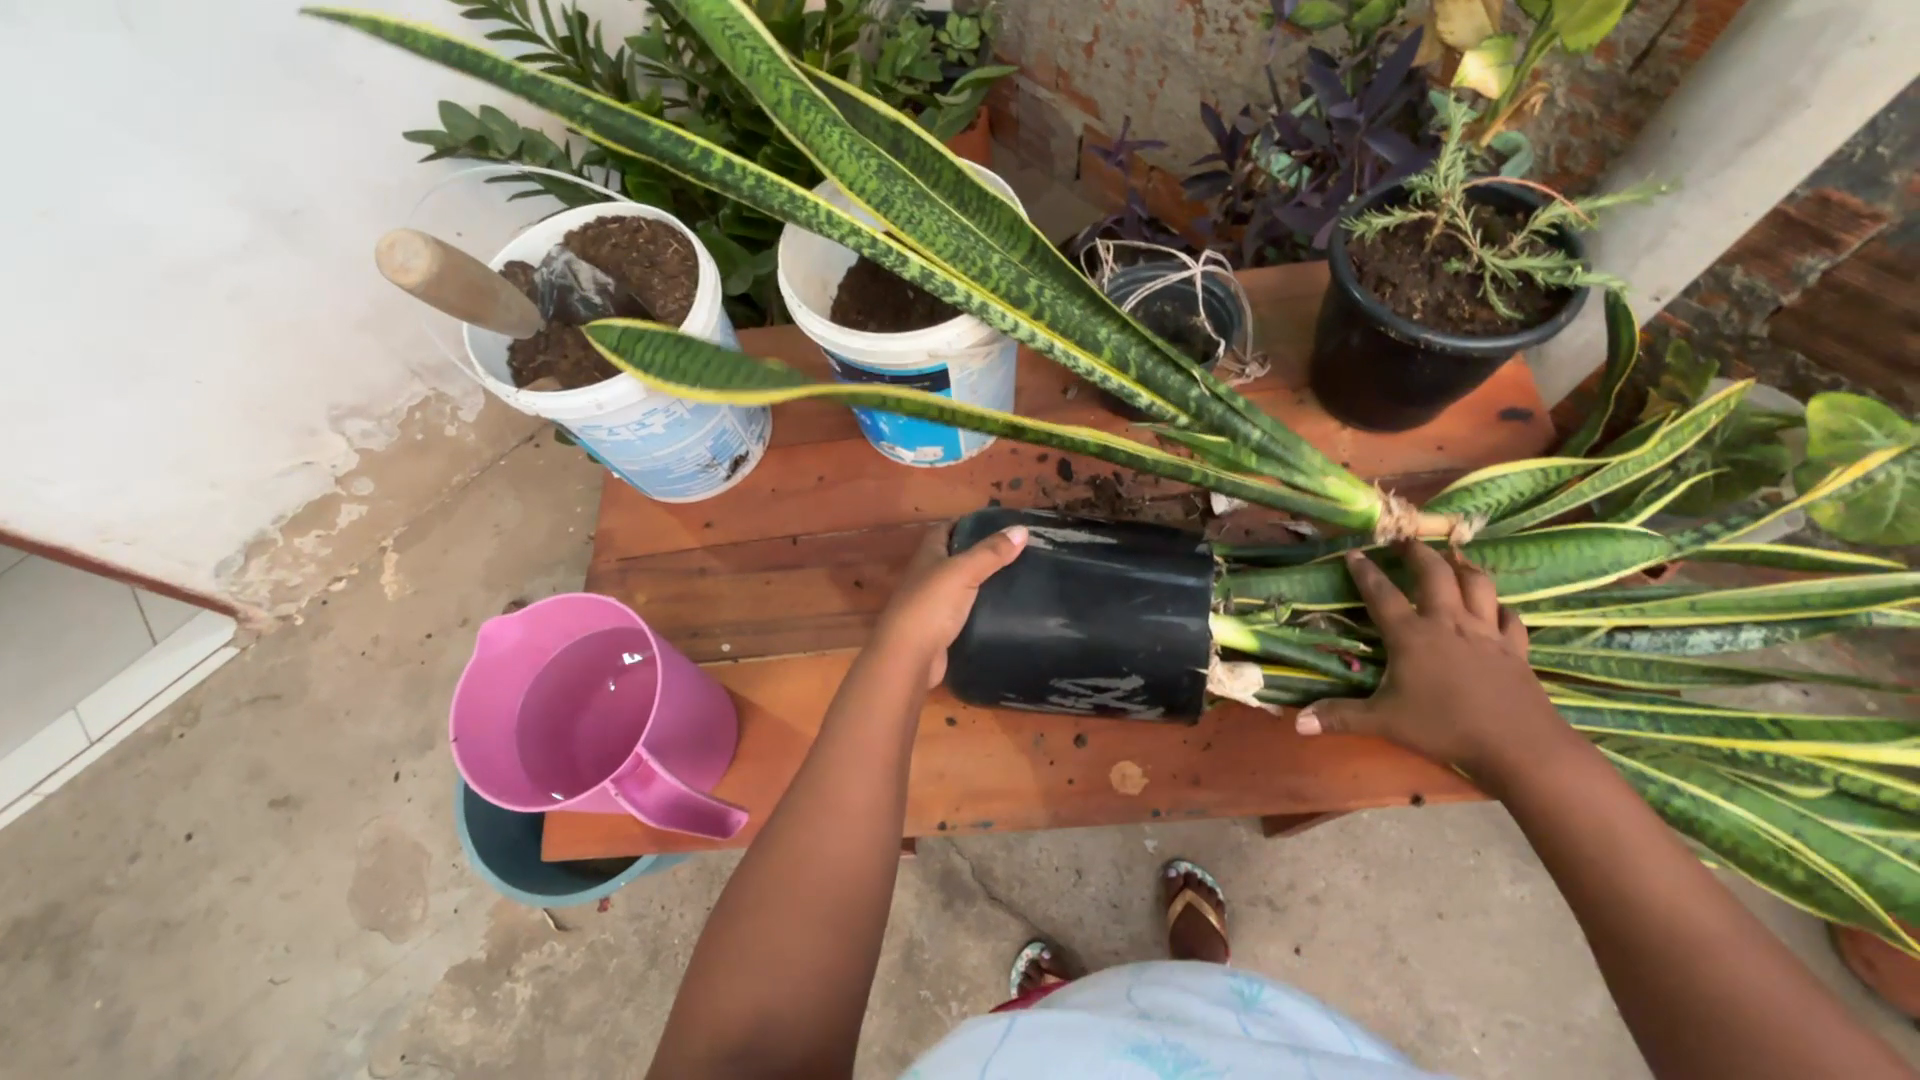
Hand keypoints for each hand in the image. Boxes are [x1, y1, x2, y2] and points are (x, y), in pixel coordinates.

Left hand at [871, 522, 1027, 687]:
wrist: (908, 657)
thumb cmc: (931, 606)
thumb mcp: (963, 572)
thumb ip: (991, 552)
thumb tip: (1021, 529)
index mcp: (927, 557)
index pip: (944, 530)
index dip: (965, 523)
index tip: (995, 523)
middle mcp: (926, 577)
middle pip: (954, 558)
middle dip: (979, 553)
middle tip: (1014, 552)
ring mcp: (932, 606)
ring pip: (960, 587)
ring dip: (982, 583)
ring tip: (1016, 578)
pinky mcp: (941, 631)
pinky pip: (964, 613)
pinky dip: (980, 610)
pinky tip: (1003, 610)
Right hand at [1295, 540, 1570, 777]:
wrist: (1518, 744)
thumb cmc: (1444, 727)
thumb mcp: (1384, 722)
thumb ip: (1340, 716)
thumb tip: (1295, 723)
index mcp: (1412, 635)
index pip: (1382, 594)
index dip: (1365, 571)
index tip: (1354, 552)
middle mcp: (1448, 623)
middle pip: (1434, 574)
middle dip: (1418, 552)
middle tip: (1405, 540)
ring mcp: (1486, 632)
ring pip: (1477, 585)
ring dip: (1464, 567)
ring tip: (1454, 557)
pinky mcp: (1515, 649)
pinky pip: (1510, 618)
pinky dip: (1501, 608)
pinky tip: (1497, 608)